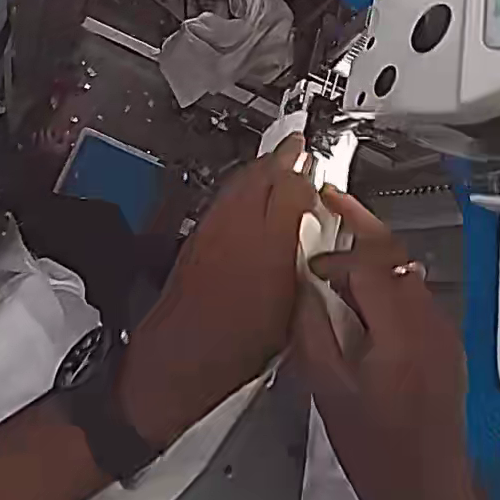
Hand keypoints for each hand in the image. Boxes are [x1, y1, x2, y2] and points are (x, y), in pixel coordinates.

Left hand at [118, 134, 315, 444]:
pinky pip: (225, 194)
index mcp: (270, 241)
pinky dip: (241, 185)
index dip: (308, 177)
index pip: (292, 187)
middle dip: (284, 156)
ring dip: (261, 167)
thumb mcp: (290, 308)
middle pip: (263, 172)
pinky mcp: (198, 232)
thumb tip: (312, 242)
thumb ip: (303, 264)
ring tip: (275, 162)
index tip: (316, 175)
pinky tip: (248, 192)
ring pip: (240, 178)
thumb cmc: (235, 342)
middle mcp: (240, 225)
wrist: (182, 352)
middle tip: (298, 147)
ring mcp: (215, 225)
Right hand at [296, 187, 499, 499]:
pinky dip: (383, 283)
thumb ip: (313, 331)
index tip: (308, 268)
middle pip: (394, 255)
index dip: (332, 259)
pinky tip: (359, 295)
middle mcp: (428, 323)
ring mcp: (440, 333)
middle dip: (361, 224)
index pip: (367, 267)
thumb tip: (303, 291)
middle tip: (334, 199)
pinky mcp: (442, 345)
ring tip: (339, 247)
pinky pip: (411, 296)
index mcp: (401, 332)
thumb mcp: (329, 392)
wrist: (428, 497)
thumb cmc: (381, 456)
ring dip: (370, 255)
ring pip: (404, 272)